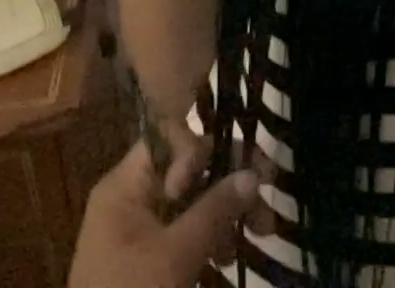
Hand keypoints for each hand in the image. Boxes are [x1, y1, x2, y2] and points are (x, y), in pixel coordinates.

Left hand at [67, 141, 267, 287]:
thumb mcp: (176, 255)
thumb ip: (215, 210)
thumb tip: (253, 173)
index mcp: (125, 186)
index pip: (170, 138)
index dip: (205, 150)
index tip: (234, 172)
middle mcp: (131, 197)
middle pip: (187, 168)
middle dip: (230, 180)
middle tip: (269, 193)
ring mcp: (139, 228)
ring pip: (193, 200)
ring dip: (228, 210)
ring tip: (263, 232)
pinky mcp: (149, 256)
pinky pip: (187, 229)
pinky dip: (213, 235)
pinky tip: (232, 255)